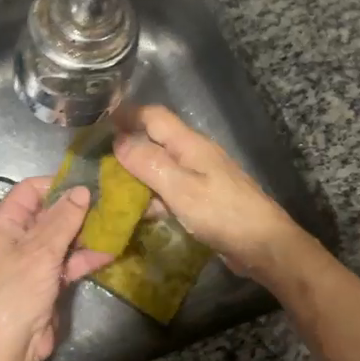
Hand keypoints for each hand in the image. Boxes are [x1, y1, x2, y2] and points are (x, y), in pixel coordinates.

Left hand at [0, 177, 114, 360]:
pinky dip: (86, 257)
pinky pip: (69, 261)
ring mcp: (34, 260)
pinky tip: (111, 251)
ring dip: (86, 233)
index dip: (57, 184)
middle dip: (78, 209)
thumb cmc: (17, 292)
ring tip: (117, 223)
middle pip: (50, 213)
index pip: (30, 190)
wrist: (11, 347)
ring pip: (63, 238)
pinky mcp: (49, 281)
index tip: (89, 183)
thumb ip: (63, 219)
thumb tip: (83, 190)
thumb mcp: (41, 251)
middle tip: (111, 201)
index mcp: (5, 223)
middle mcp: (18, 237)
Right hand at [112, 105, 314, 282]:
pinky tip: (138, 211)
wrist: (264, 246)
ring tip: (108, 185)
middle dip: (127, 145)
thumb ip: (148, 163)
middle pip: (156, 140)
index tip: (98, 121)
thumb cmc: (222, 213)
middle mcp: (195, 154)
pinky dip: (151, 195)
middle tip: (95, 158)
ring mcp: (200, 177)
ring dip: (137, 173)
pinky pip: (170, 189)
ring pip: (161, 166)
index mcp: (190, 144)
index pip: (154, 116)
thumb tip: (118, 141)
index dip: (127, 114)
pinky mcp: (203, 199)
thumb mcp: (179, 188)